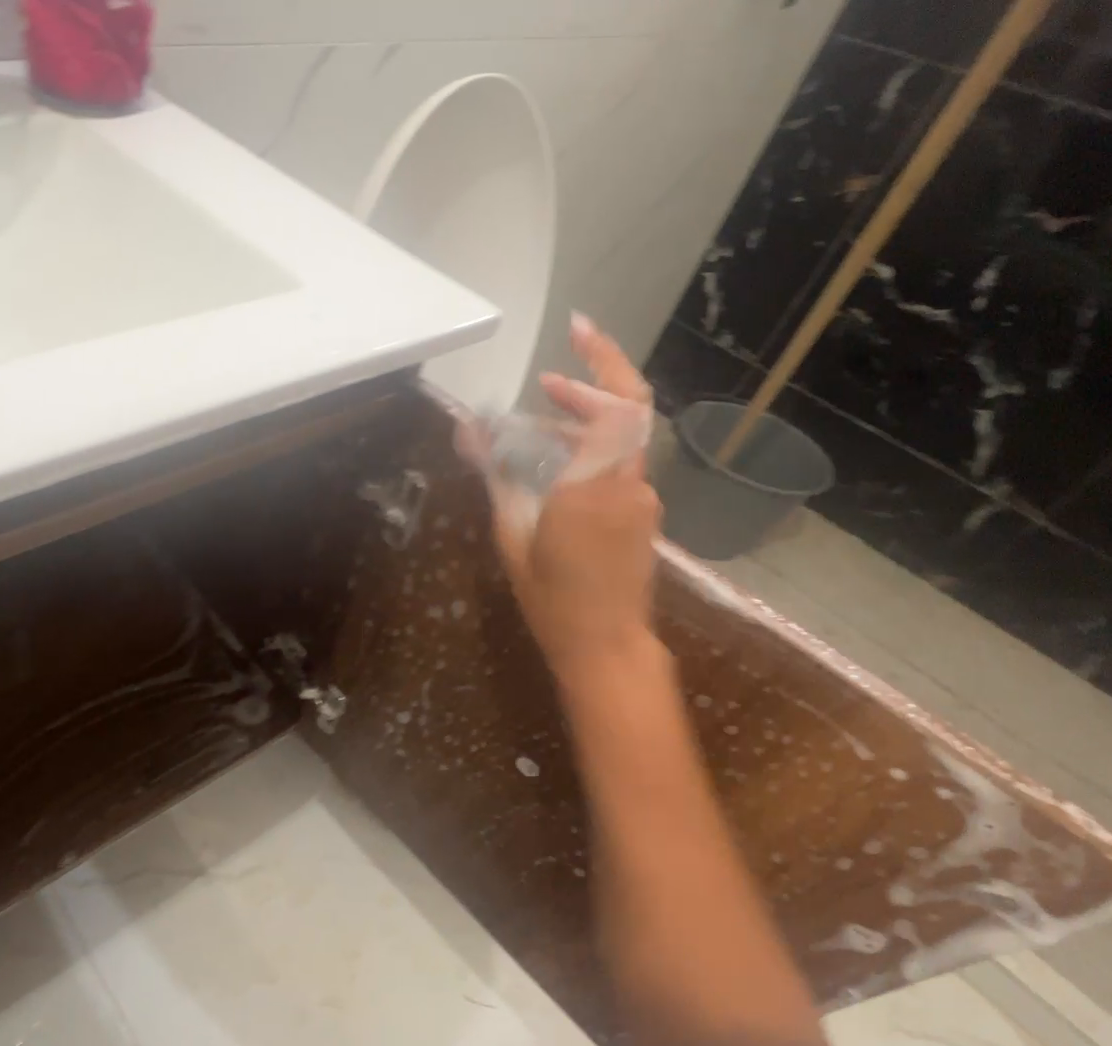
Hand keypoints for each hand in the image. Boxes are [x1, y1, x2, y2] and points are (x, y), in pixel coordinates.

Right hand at [488, 314, 662, 679]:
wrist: (605, 648)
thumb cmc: (553, 599)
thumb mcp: (513, 537)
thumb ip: (497, 478)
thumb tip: (470, 434)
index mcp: (594, 486)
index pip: (617, 405)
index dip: (603, 361)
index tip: (576, 330)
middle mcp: (627, 484)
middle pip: (627, 411)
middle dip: (592, 380)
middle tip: (552, 370)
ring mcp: (640, 501)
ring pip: (620, 439)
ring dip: (584, 419)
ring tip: (538, 413)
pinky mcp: (640, 516)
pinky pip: (617, 466)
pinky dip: (589, 450)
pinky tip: (554, 461)